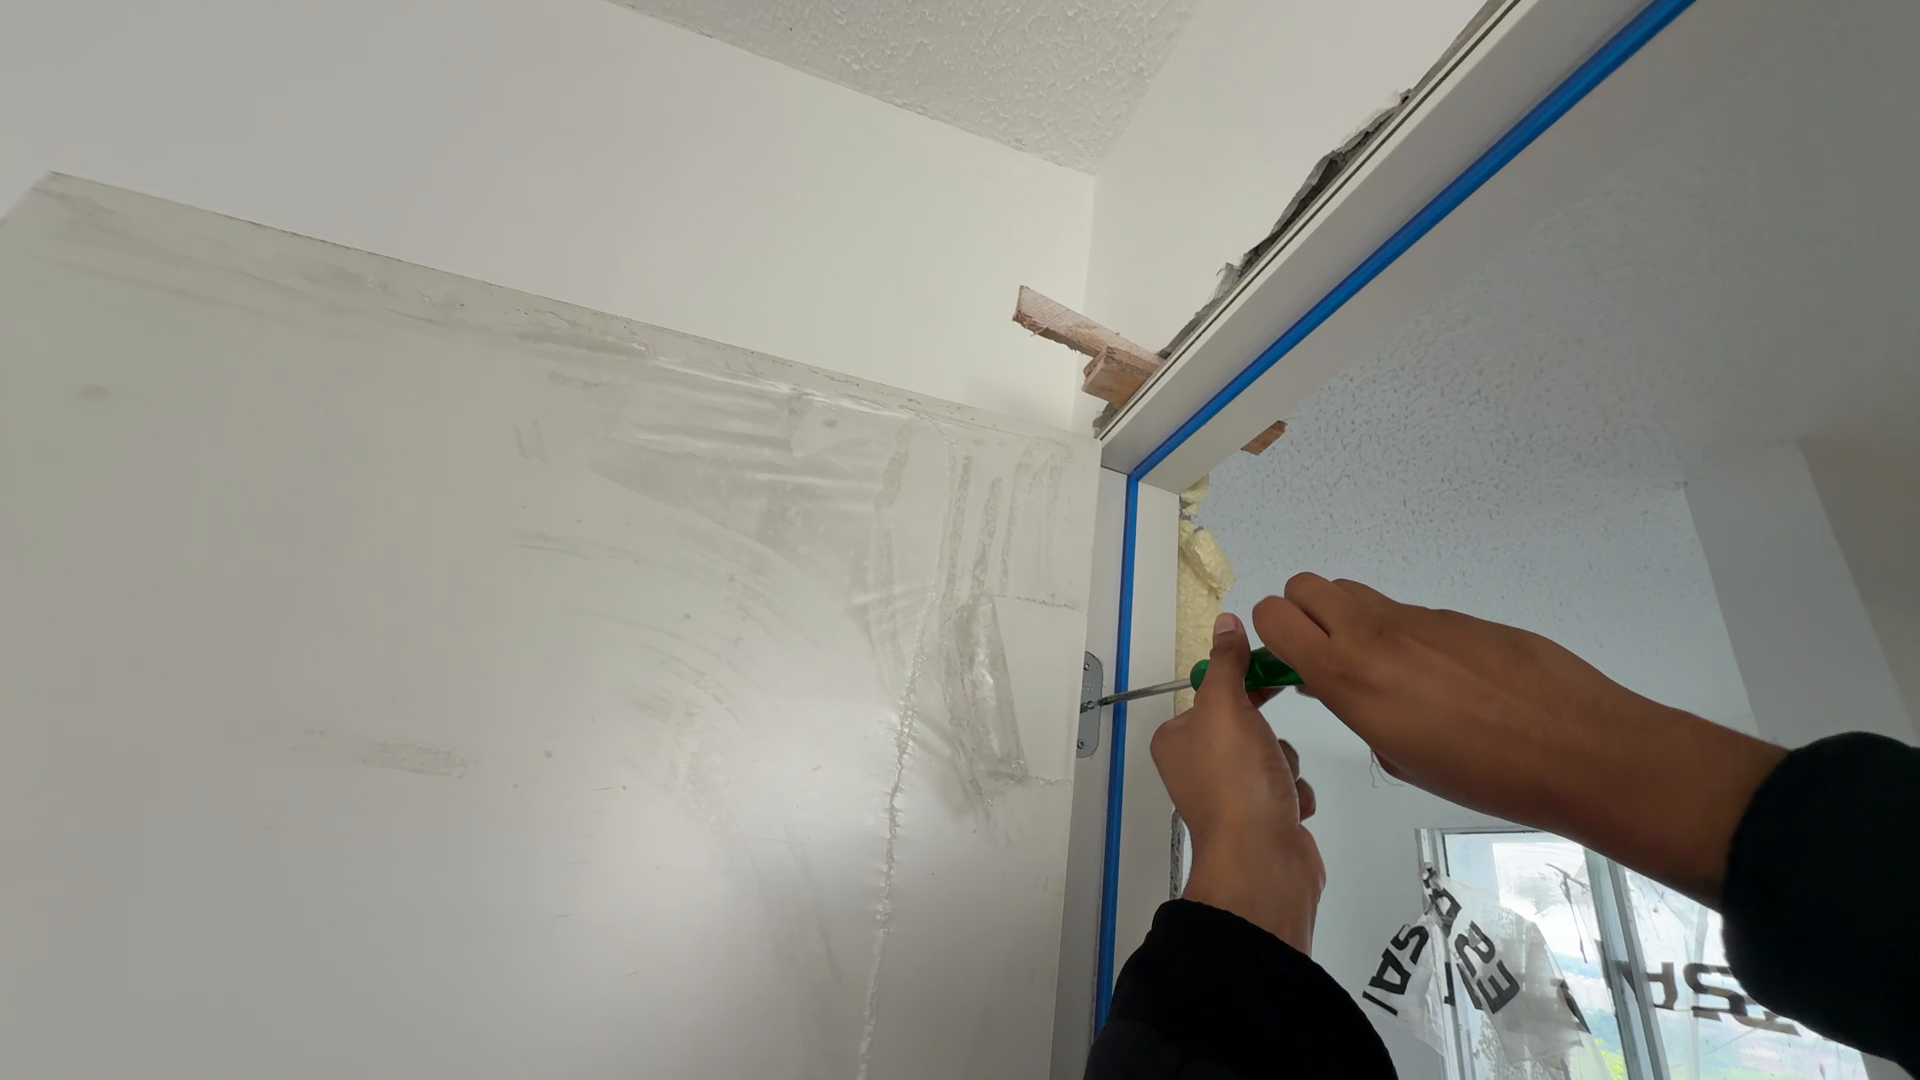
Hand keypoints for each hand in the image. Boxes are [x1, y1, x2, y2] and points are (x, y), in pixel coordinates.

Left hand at [1151, 612, 1322, 952]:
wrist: (1263, 864)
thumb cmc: (1237, 780)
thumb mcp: (1227, 708)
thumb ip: (1228, 663)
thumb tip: (1225, 622)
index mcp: (1176, 739)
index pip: (1214, 693)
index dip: (1246, 685)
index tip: (1274, 679)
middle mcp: (1194, 765)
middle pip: (1246, 725)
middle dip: (1270, 737)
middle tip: (1271, 751)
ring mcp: (1227, 795)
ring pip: (1272, 754)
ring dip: (1285, 765)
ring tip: (1280, 785)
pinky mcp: (1259, 819)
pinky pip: (1286, 787)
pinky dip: (1294, 794)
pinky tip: (1290, 808)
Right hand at [1251, 574, 1785, 903]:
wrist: (1584, 753)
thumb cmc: (1481, 775)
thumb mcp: (1395, 753)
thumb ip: (1352, 706)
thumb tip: (1336, 683)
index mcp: (1347, 674)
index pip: (1272, 616)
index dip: (1269, 635)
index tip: (1285, 663)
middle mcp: (1372, 634)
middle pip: (1304, 586)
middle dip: (1301, 613)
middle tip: (1324, 652)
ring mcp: (1417, 618)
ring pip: (1353, 592)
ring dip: (1348, 618)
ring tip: (1382, 664)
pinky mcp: (1457, 615)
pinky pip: (1406, 613)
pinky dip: (1403, 634)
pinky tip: (1444, 676)